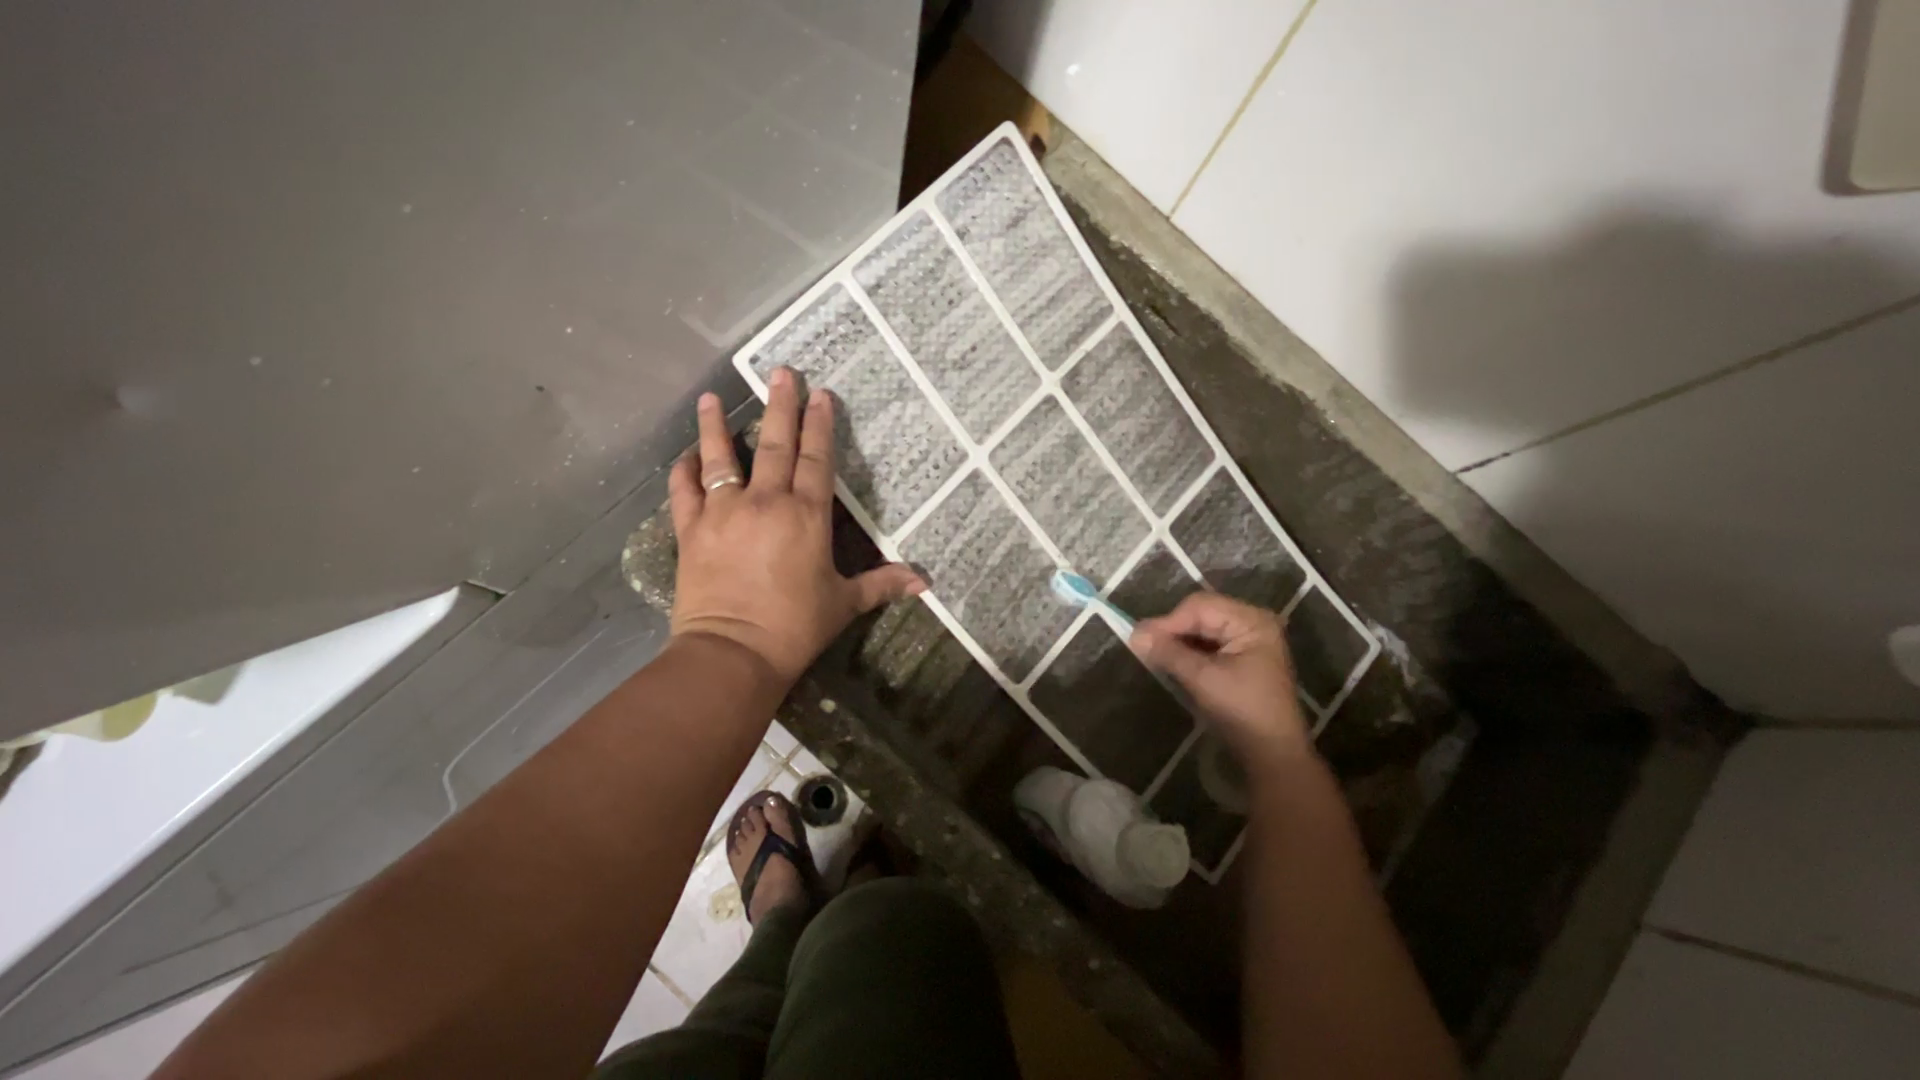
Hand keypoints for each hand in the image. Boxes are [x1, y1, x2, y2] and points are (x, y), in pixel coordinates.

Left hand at [668, 367, 922, 683]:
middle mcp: (765, 501)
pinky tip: (686, 455)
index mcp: (806, 515)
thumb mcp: (844, 604)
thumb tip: (925, 582)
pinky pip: (684, 490)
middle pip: (774, 444)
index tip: (820, 394)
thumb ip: (882, 584)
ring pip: (720, 457)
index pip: (816, 459)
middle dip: (780, 405)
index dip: (820, 424)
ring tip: (711, 397)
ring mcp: (723, 512)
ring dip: (716, 425)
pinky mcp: (691, 530)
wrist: (733, 653)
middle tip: (780, 372)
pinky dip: (683, 470)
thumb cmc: (795, 627)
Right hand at [1128, 592, 1311, 765]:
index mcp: (1252, 621)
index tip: (1140, 640)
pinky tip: (1173, 662)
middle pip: (1203, 614)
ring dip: (1179, 641)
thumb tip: (1134, 633)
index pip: (1201, 606)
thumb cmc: (1242, 711)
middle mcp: (1253, 623)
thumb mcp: (1202, 679)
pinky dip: (1190, 651)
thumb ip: (1168, 652)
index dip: (1169, 621)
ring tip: (1154, 654)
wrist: (1272, 753)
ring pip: (1203, 629)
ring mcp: (1250, 641)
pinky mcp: (1243, 658)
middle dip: (1173, 629)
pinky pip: (1210, 644)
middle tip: (1144, 646)